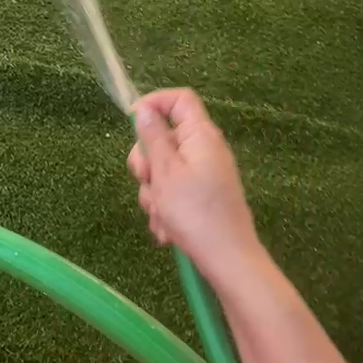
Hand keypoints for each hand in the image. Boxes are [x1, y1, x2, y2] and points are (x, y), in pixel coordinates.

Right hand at [128, 89, 261, 282]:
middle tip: (147, 180)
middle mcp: (204, 150)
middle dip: (147, 161)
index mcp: (201, 136)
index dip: (154, 102)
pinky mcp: (201, 197)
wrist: (229, 263)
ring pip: (163, 168)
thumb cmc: (196, 213)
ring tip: (160, 214)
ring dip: (154, 191)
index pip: (179, 99)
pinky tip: (167, 229)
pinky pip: (172, 191)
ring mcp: (203, 175)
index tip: (134, 123)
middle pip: (163, 136)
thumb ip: (153, 136)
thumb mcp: (165, 171)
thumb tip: (144, 109)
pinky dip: (165, 207)